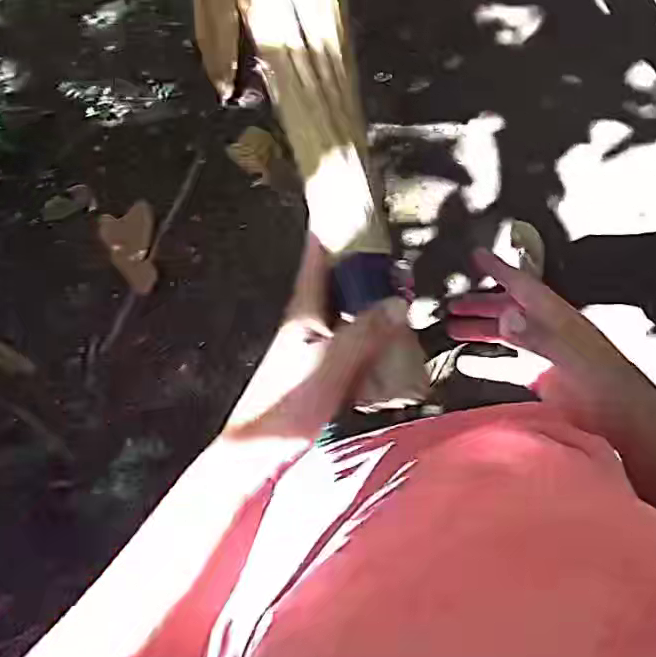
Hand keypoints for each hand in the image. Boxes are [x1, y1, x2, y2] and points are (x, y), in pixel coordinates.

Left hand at [226, 234, 406, 441]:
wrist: (256, 452)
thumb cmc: (287, 403)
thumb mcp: (332, 365)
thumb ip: (366, 333)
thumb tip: (399, 301)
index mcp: (304, 313)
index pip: (317, 261)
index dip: (327, 232)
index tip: (338, 204)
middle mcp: (308, 322)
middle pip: (335, 281)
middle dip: (359, 261)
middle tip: (388, 248)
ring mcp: (313, 345)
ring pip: (345, 308)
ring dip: (367, 293)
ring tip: (396, 286)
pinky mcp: (321, 366)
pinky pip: (351, 334)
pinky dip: (369, 324)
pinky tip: (387, 332)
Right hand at [447, 249, 655, 437]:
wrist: (627, 419)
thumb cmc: (607, 384)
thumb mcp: (572, 355)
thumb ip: (540, 336)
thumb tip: (507, 318)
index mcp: (557, 317)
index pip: (523, 286)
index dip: (500, 270)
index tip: (477, 256)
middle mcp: (549, 332)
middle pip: (509, 309)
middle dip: (481, 303)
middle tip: (453, 302)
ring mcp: (545, 356)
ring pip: (507, 335)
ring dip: (481, 329)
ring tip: (453, 327)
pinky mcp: (544, 381)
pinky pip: (509, 366)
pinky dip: (488, 362)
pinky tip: (470, 363)